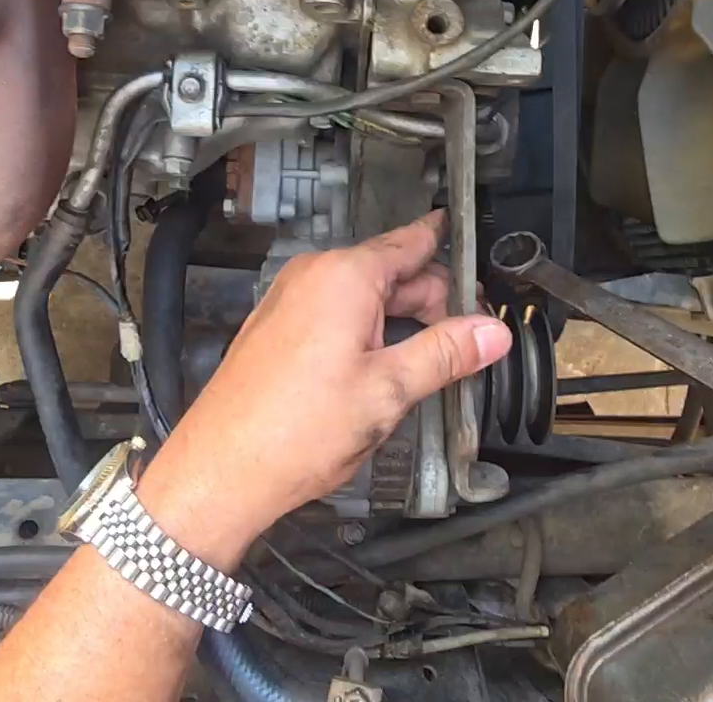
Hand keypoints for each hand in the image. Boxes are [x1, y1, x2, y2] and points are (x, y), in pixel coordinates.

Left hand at [136, 212, 511, 568]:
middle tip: (467, 338)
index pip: (411, 241)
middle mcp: (314, 276)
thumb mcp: (388, 391)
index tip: (470, 242)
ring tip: (427, 365)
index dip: (447, 245)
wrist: (219, 471)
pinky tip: (380, 373)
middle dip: (431, 301)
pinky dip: (366, 333)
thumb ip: (446, 353)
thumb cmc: (295, 430)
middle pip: (392, 273)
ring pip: (365, 298)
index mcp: (345, 276)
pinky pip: (335, 315)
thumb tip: (493, 332)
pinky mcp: (280, 329)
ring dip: (399, 323)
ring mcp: (292, 301)